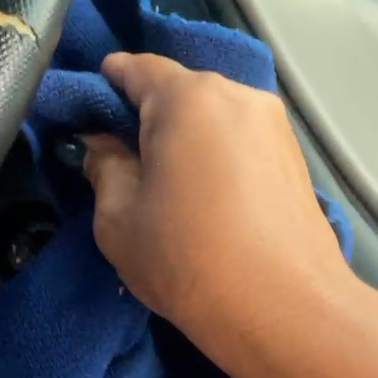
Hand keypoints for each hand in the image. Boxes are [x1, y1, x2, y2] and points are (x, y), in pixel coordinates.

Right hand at [83, 52, 355, 349]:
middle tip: (120, 161)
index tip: (85, 116)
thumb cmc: (186, 259)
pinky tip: (201, 196)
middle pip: (176, 89)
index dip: (104, 85)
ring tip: (163, 185)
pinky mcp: (292, 154)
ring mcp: (272, 123)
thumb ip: (103, 165)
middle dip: (144, 116)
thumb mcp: (118, 216)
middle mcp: (236, 95)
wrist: (282, 310)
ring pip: (209, 115)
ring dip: (181, 137)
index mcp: (187, 99)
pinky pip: (235, 137)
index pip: (135, 67)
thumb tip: (102, 142)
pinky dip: (211, 153)